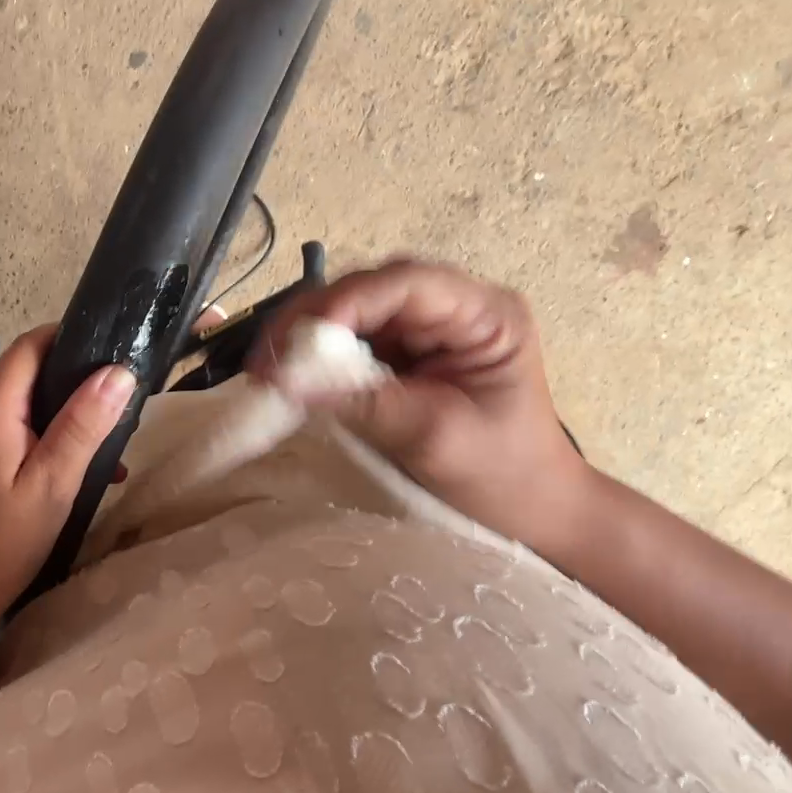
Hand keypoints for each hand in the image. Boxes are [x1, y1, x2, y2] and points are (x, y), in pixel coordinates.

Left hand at [0, 326, 135, 641]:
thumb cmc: (4, 544)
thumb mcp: (53, 484)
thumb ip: (83, 424)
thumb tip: (118, 371)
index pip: (30, 345)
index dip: (71, 340)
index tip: (114, 354)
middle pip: (26, 374)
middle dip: (73, 387)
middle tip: (119, 412)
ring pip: (20, 406)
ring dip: (61, 420)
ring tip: (105, 453)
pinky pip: (7, 432)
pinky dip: (40, 441)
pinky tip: (70, 473)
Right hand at [246, 259, 594, 550]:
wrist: (526, 509)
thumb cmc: (500, 474)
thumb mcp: (435, 438)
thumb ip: (366, 403)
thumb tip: (287, 382)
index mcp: (485, 314)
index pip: (406, 283)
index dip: (346, 302)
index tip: (297, 343)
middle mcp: (450, 307)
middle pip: (367, 288)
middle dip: (310, 319)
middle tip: (265, 361)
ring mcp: (421, 328)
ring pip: (346, 311)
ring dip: (302, 337)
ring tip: (266, 371)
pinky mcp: (397, 352)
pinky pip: (343, 340)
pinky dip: (309, 357)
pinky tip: (285, 377)